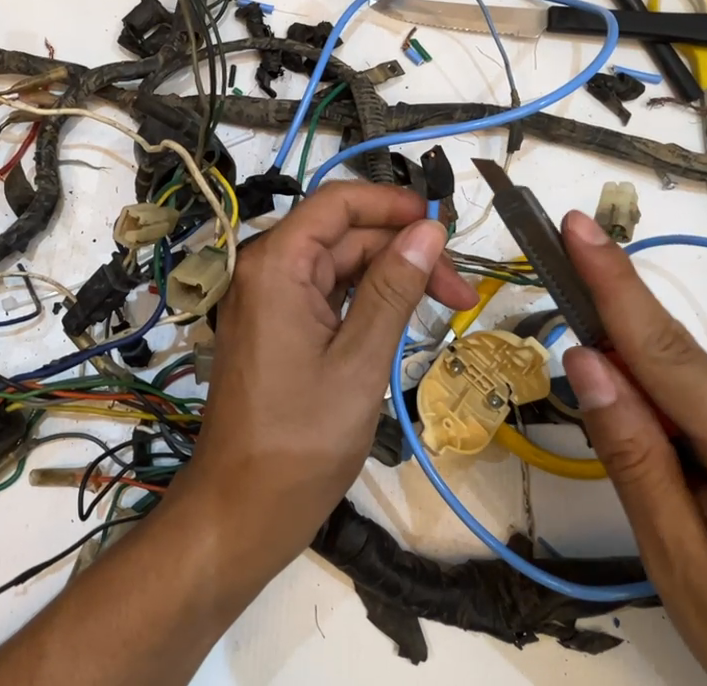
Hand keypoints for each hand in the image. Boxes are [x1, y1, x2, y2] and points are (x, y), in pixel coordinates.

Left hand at [170, 182, 480, 577]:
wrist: (243, 503)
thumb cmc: (302, 439)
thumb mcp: (359, 361)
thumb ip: (393, 290)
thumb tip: (427, 230)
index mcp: (275, 265)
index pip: (335, 204)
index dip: (391, 204)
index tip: (444, 224)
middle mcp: (263, 270)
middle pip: (340, 235)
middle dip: (402, 250)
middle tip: (463, 290)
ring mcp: (266, 299)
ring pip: (337, 266)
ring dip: (389, 277)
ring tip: (447, 305)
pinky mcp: (273, 327)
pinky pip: (324, 295)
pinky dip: (364, 301)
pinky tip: (403, 319)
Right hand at [558, 210, 706, 684]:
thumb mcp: (682, 568)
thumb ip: (634, 457)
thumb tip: (587, 360)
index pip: (672, 356)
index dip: (616, 285)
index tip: (578, 225)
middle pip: (692, 377)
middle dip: (626, 364)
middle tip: (574, 370)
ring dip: (664, 413)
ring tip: (661, 494)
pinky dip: (699, 432)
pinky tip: (697, 492)